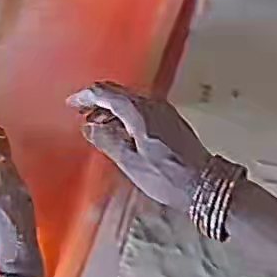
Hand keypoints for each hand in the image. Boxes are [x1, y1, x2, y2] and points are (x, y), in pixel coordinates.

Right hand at [67, 82, 210, 209]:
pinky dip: (124, 113)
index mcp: (139, 111)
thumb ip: (107, 140)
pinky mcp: (169, 119)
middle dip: (96, 100)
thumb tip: (89, 126)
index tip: (72, 103)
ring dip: (110, 107)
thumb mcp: (130, 162)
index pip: (105, 93)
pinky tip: (120, 130)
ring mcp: (163, 110)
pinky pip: (140, 107)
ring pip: (129, 99)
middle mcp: (152, 104)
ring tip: (97, 124)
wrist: (204, 184)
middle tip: (80, 113)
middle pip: (117, 92)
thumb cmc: (168, 177)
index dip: (85, 96)